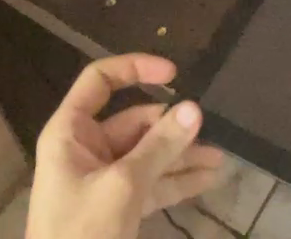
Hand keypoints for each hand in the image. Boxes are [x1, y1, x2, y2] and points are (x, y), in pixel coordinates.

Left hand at [26, 53, 224, 238]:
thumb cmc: (80, 236)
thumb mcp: (122, 188)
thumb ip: (160, 147)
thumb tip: (195, 107)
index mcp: (70, 133)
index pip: (100, 81)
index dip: (136, 69)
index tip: (175, 74)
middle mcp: (85, 149)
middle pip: (134, 121)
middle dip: (172, 125)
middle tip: (211, 129)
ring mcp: (102, 180)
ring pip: (147, 154)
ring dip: (181, 156)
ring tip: (220, 158)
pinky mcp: (116, 209)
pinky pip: (151, 183)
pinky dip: (176, 182)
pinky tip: (208, 180)